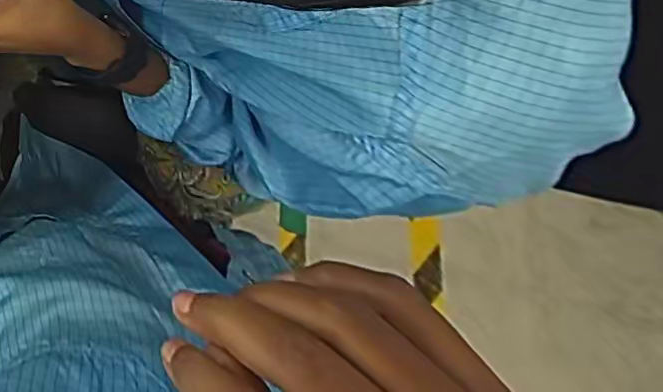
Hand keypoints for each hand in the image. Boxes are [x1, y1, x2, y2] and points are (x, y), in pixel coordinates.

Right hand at [164, 262, 509, 391]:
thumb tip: (182, 353)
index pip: (289, 375)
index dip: (219, 348)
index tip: (177, 337)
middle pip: (315, 341)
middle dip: (240, 314)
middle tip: (199, 313)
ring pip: (356, 308)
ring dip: (285, 291)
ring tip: (248, 300)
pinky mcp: (485, 386)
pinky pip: (403, 302)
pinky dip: (342, 280)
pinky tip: (305, 286)